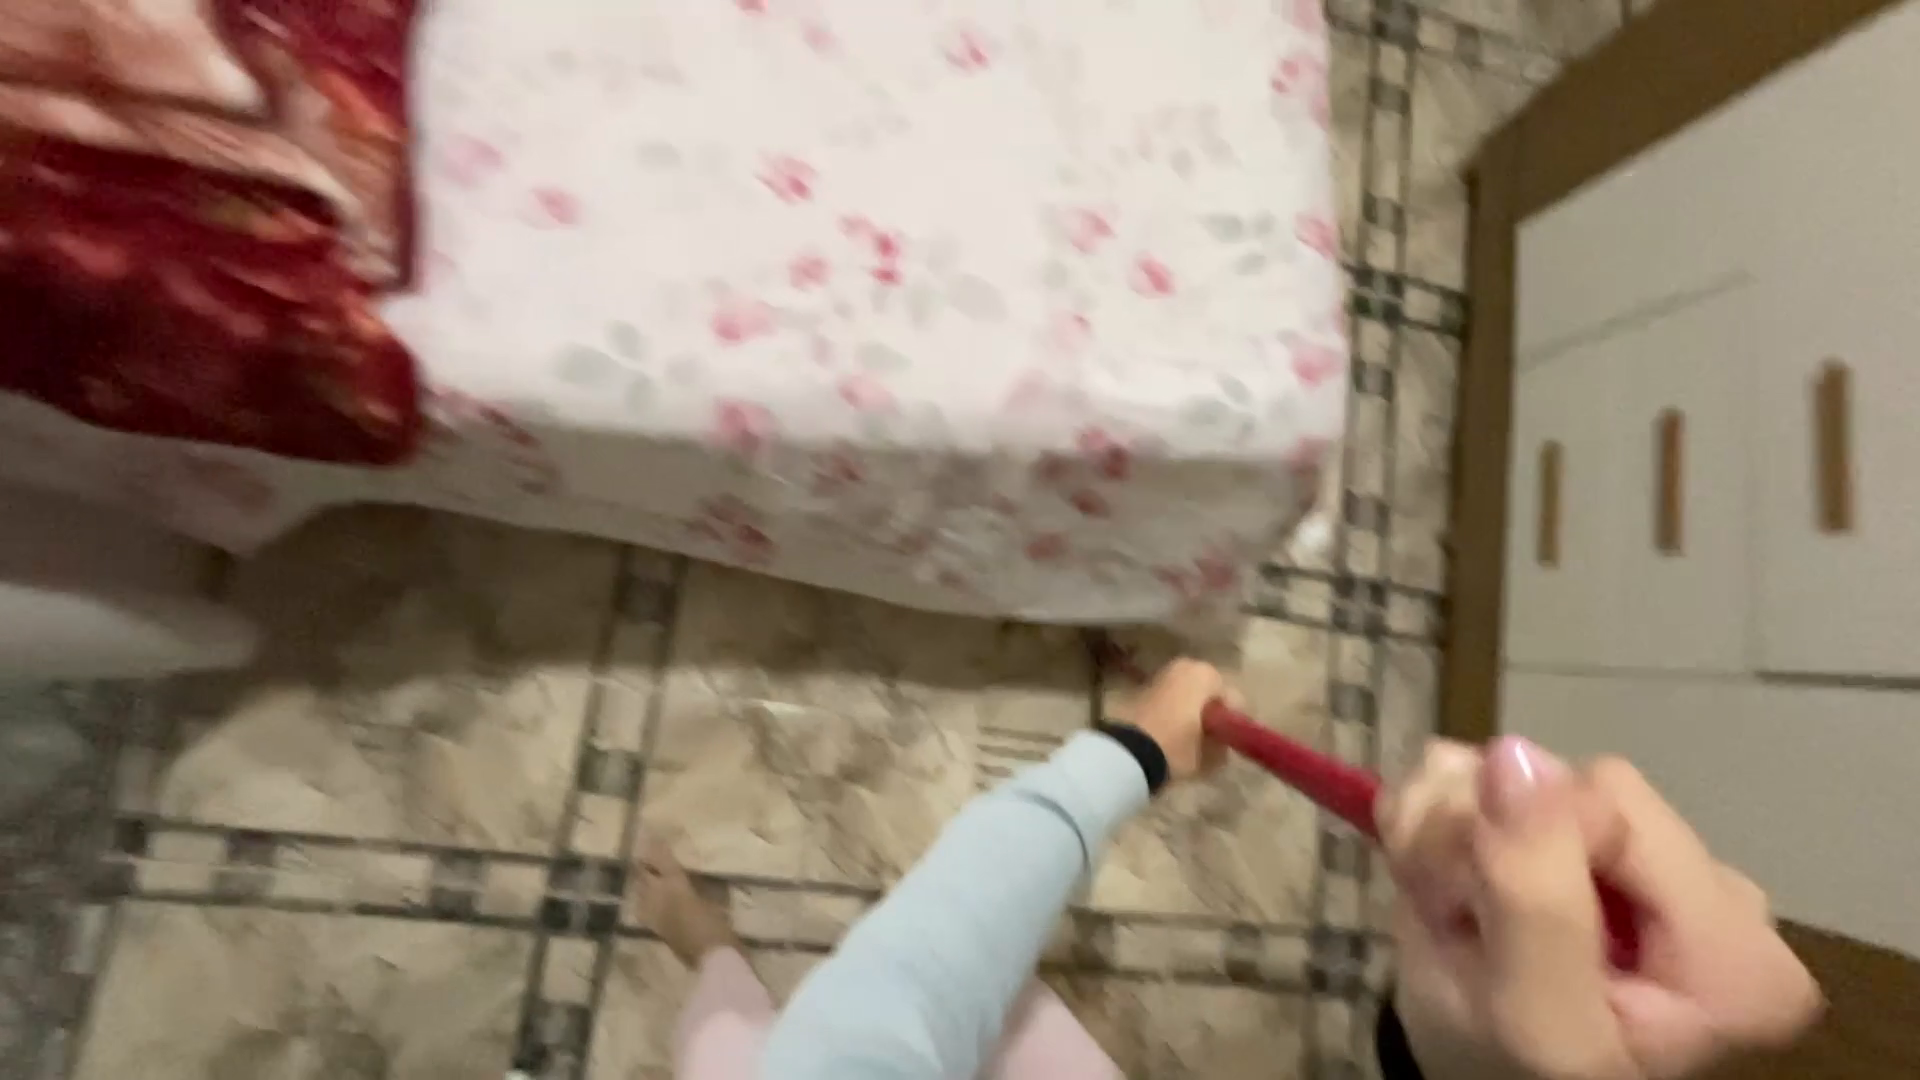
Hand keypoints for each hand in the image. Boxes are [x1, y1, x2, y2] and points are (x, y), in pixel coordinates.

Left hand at [1115, 658, 1231, 782]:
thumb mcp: (1210, 754)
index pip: (1233, 699)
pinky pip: (1168, 701)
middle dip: (1211, 713)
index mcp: (1204, 674)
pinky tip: (1171, 735)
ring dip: (1191, 712)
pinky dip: (1173, 713)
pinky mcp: (1139, 690)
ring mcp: (1159, 675)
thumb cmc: (1177, 746)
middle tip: (1212, 740)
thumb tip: (1221, 743)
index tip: (1230, 742)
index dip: (1234, 722)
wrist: (1128, 752)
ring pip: (1186, 695)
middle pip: (1208, 693)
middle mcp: (1182, 667)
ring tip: (1191, 741)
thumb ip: (1222, 744)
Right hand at [1379, 737, 1820, 1079]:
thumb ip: (1533, 895)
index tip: (1474, 908)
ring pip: (1505, 765)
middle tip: (1449, 906)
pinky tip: (1439, 868)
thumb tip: (1515, 755)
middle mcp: (1705, 884)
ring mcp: (1634, 846)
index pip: (1609, 804)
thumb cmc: (1506, 1063)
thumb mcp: (1526, 1009)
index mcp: (1731, 948)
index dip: (1516, 839)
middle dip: (1471, 832)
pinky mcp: (1567, 819)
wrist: (1469, 1061)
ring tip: (1440, 896)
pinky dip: (1430, 810)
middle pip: (1560, 780)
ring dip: (1440, 824)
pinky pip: (1477, 764)